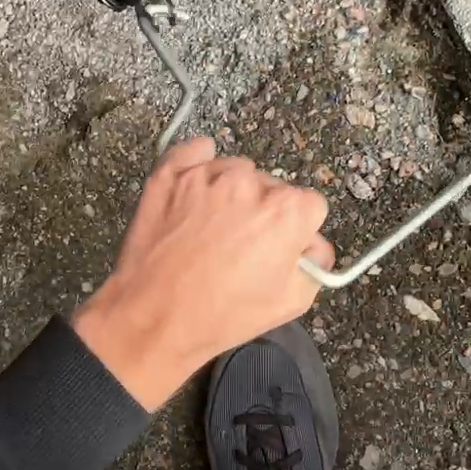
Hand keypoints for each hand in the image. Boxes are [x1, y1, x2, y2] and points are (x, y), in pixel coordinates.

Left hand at [72, 136, 334, 409]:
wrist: (155, 318)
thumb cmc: (222, 314)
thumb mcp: (290, 302)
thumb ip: (315, 264)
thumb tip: (313, 246)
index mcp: (286, 211)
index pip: (309, 205)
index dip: (298, 229)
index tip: (282, 246)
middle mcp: (250, 183)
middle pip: (271, 187)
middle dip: (263, 212)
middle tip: (241, 246)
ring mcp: (207, 174)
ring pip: (235, 171)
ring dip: (231, 192)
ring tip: (211, 230)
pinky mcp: (172, 173)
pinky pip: (195, 151)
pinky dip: (199, 163)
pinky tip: (196, 189)